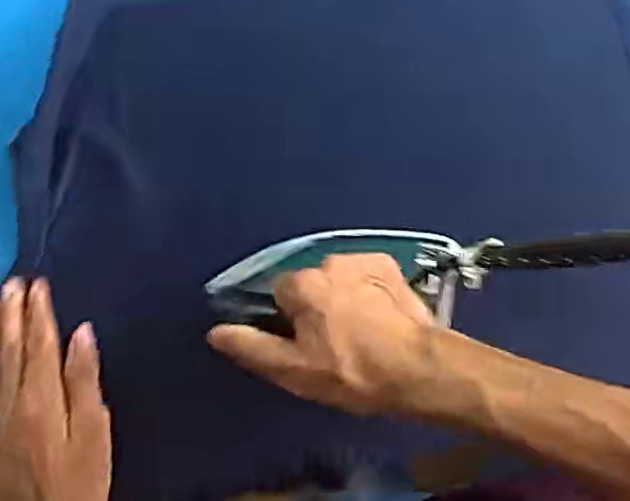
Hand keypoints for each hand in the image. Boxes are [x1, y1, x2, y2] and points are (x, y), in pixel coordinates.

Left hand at [0, 277, 111, 500]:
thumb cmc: (83, 477)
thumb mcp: (95, 427)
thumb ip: (84, 378)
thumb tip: (81, 331)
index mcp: (41, 399)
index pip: (39, 345)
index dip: (38, 312)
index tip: (37, 283)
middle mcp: (10, 410)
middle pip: (10, 354)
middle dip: (12, 317)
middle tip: (10, 284)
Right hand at [207, 253, 438, 416]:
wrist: (413, 364)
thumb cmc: (350, 372)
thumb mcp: (294, 370)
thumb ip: (252, 346)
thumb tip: (216, 331)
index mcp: (303, 284)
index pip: (279, 293)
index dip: (288, 319)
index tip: (304, 341)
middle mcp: (330, 261)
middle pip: (310, 282)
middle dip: (315, 304)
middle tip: (332, 339)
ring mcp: (362, 258)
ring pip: (338, 276)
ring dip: (341, 294)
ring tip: (358, 328)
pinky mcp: (387, 262)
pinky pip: (364, 272)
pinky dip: (365, 286)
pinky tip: (376, 312)